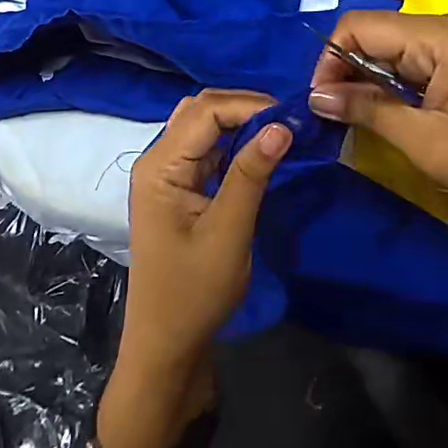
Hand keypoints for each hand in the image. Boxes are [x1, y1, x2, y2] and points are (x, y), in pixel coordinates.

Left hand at [123, 89, 290, 369]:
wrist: (166, 342)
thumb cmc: (194, 292)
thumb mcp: (228, 233)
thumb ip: (251, 175)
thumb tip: (281, 125)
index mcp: (159, 166)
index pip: (204, 111)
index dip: (247, 105)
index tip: (290, 116)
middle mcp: (156, 159)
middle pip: (199, 111)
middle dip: (243, 108)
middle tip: (287, 121)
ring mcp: (165, 173)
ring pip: (201, 126)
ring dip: (238, 122)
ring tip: (278, 130)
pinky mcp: (177, 187)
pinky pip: (204, 150)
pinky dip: (232, 143)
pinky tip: (258, 150)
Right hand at [309, 11, 447, 215]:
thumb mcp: (426, 143)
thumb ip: (368, 111)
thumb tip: (315, 96)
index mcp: (438, 36)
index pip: (359, 25)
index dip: (330, 59)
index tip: (321, 101)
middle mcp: (441, 29)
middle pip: (369, 33)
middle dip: (342, 70)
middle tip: (332, 114)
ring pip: (382, 49)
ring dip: (361, 80)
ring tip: (351, 117)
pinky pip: (401, 62)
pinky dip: (382, 85)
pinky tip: (379, 112)